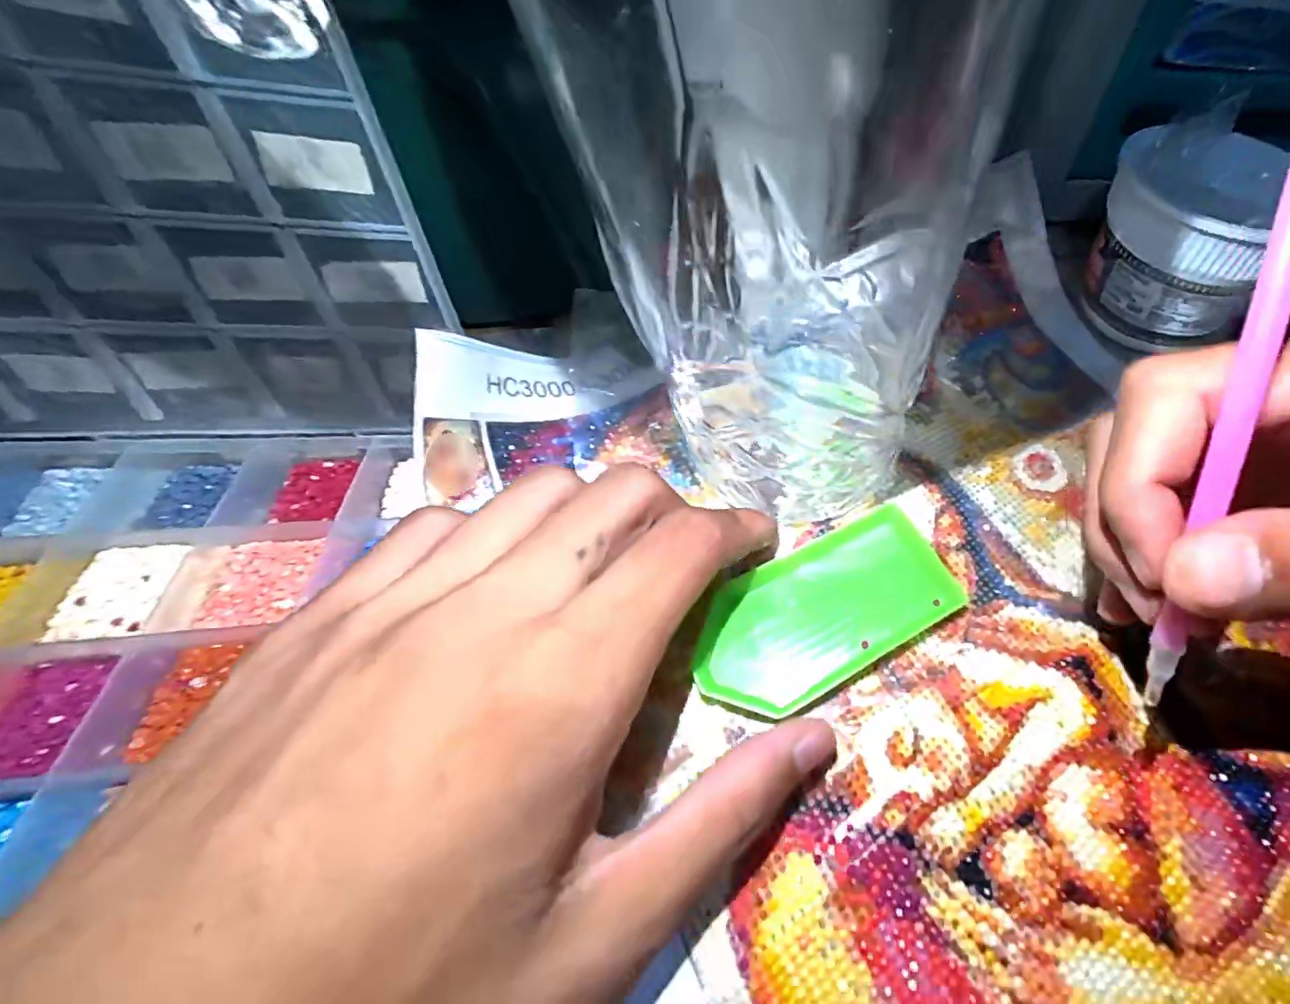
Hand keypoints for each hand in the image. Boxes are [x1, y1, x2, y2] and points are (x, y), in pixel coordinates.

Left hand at [0, 466, 836, 1002]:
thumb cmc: (402, 996)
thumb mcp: (600, 931)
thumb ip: (726, 815)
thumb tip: (820, 741)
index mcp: (569, 681)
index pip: (682, 545)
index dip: (738, 529)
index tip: (761, 545)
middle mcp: (487, 613)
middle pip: (615, 492)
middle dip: (678, 509)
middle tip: (694, 564)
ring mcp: (389, 606)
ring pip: (531, 491)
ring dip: (594, 511)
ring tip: (606, 569)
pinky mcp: (314, 621)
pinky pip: (438, 523)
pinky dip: (499, 529)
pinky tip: (493, 591)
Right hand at [1085, 315, 1289, 674]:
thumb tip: (1179, 576)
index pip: (1177, 390)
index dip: (1140, 482)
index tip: (1162, 586)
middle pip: (1146, 416)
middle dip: (1127, 512)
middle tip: (1158, 609)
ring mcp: (1284, 428)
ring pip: (1149, 455)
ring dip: (1133, 535)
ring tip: (1165, 617)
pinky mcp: (1281, 474)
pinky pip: (1183, 497)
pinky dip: (1159, 551)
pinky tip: (1175, 606)